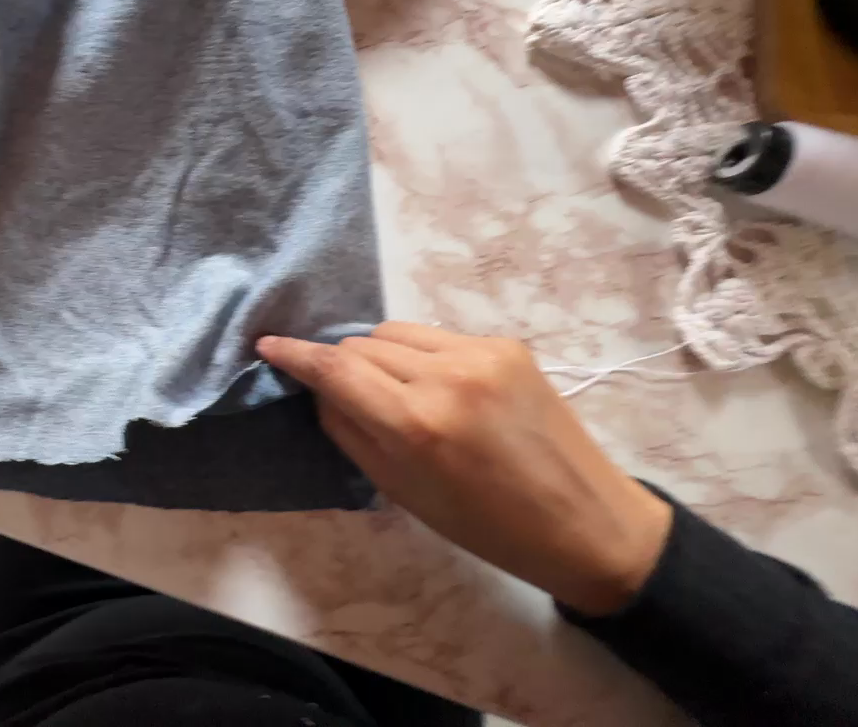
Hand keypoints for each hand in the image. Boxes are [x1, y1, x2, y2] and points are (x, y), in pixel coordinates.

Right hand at [258, 322, 671, 615]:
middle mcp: (446, 376)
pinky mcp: (506, 344)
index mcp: (416, 423)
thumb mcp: (399, 489)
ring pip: (392, 331)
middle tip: (353, 397)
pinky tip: (442, 387)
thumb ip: (348, 428)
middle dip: (343, 365)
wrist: (589, 525)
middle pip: (359, 344)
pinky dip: (420, 356)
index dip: (294, 353)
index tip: (267, 344)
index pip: (334, 368)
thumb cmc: (484, 524)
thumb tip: (319, 387)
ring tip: (398, 390)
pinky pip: (433, 336)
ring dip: (379, 355)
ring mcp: (481, 353)